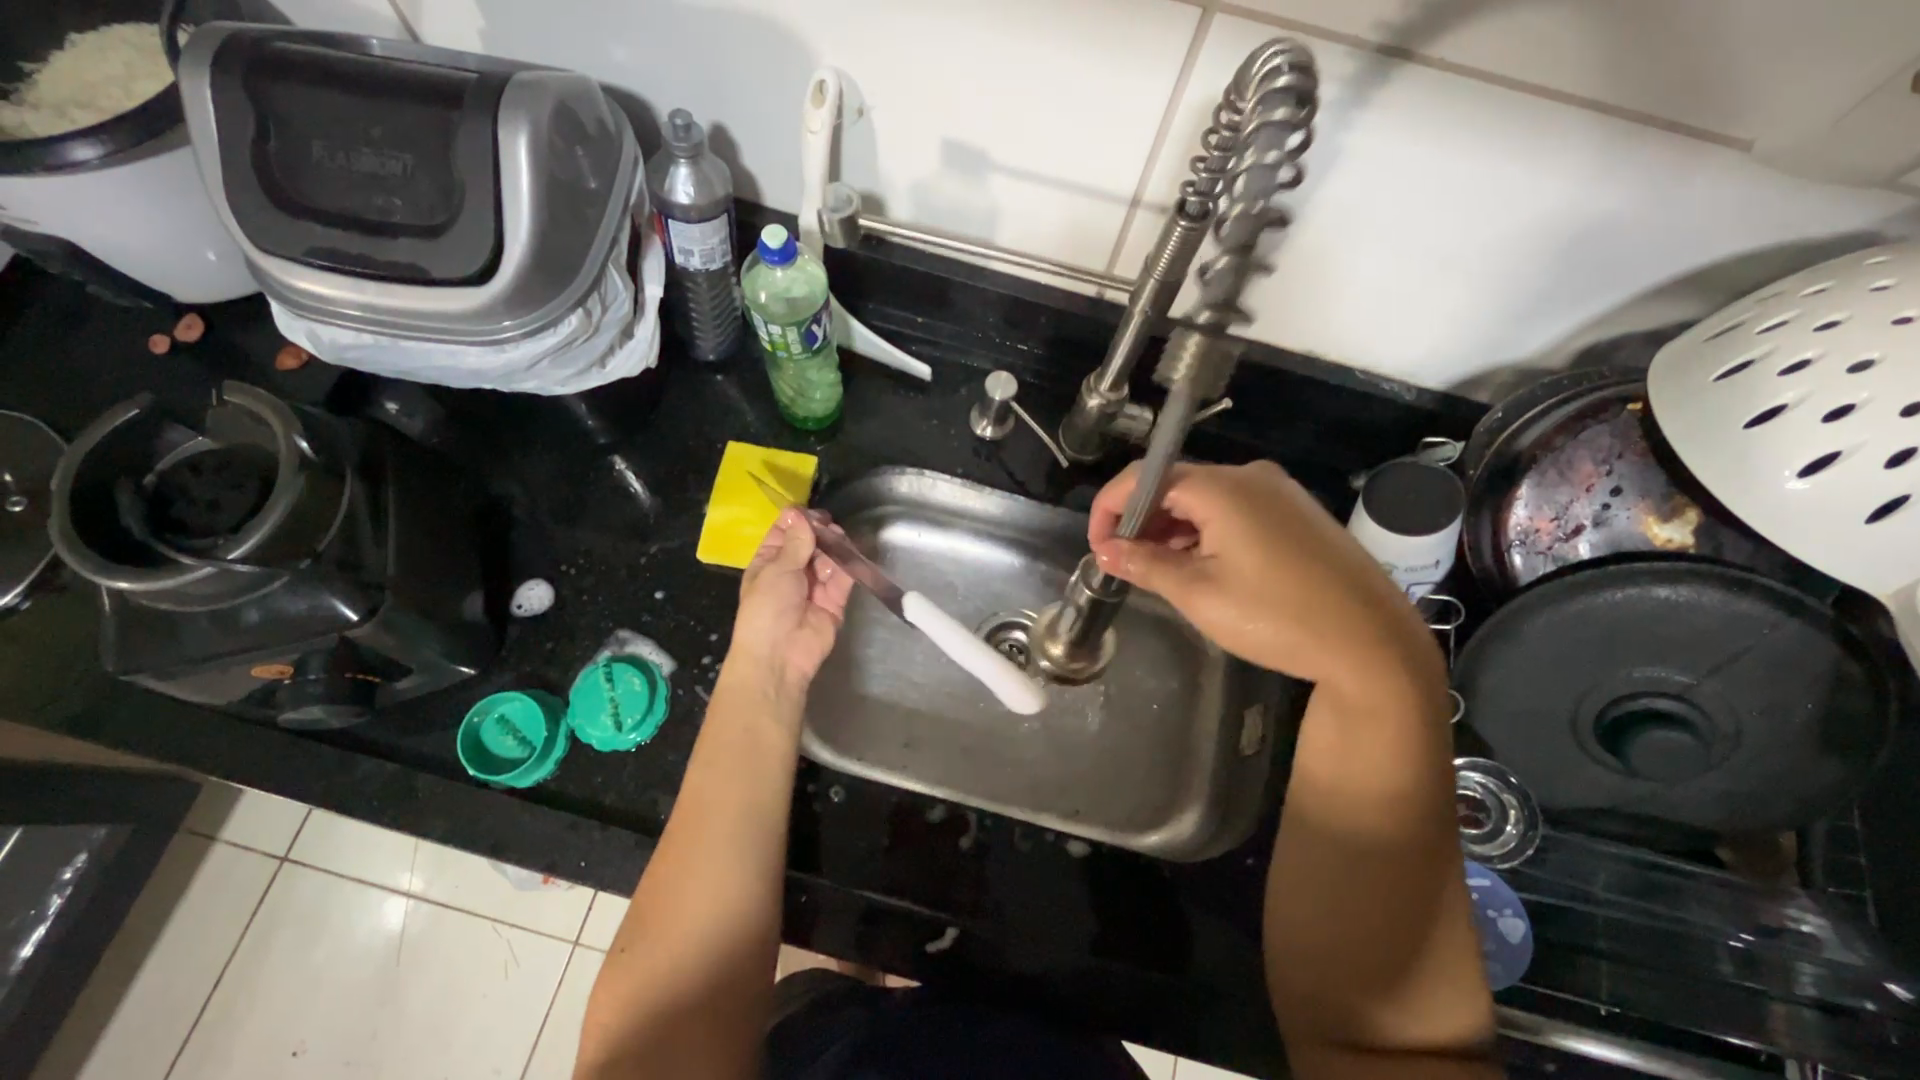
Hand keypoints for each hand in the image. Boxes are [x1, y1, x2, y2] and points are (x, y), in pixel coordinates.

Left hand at [729, 509, 854, 701]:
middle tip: (828, 524)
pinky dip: (848, 566)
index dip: (796, 521)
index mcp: (768, 564)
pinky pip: (843, 579)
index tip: (810, 511)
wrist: (779, 655)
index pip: (783, 535)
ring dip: (834, 547)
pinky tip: (850, 553)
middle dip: (819, 533)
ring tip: (839, 538)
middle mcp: (791, 573)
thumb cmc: (767, 608)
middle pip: (809, 544)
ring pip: (828, 559)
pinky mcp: (834, 602)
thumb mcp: (776, 570)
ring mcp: (814, 588)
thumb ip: (795, 543)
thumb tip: (799, 515)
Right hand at [1089, 461, 1441, 693]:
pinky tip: (1201, 567)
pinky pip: (1236, 511)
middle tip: (1124, 564)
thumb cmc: (1275, 616)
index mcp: (1221, 486)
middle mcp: (1251, 477)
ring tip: (1158, 570)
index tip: (1098, 550)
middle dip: (1141, 520)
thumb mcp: (1198, 594)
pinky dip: (1206, 532)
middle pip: (1176, 484)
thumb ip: (1146, 564)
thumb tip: (1106, 551)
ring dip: (1173, 528)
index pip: (1144, 478)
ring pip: (1206, 499)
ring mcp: (1280, 493)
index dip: (1110, 510)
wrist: (1371, 642)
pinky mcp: (1298, 514)